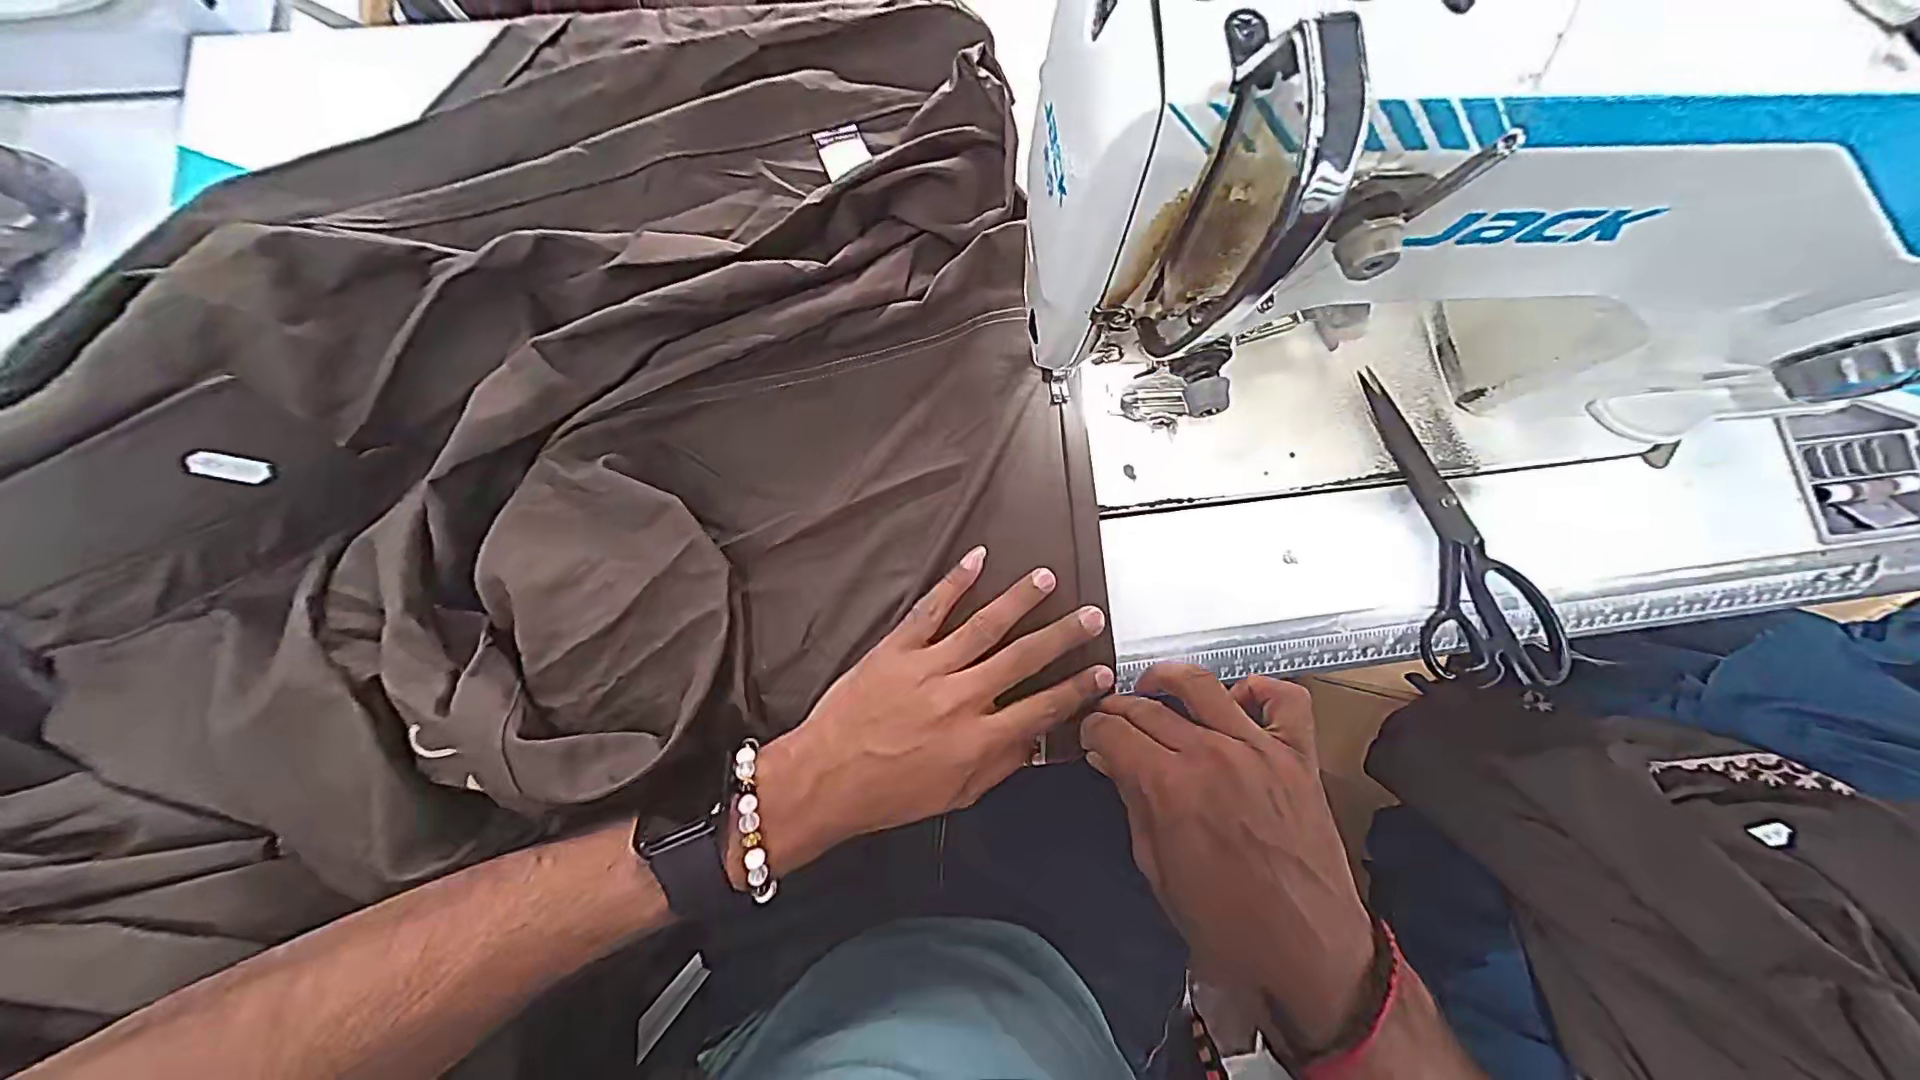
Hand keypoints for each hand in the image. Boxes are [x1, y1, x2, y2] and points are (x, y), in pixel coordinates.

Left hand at [740, 547, 1112, 882]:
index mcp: (976, 738)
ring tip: (1045, 580)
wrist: (824, 779)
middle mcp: (958, 698)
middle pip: (1023, 657)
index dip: (1077, 688)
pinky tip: (976, 562)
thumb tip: (1032, 740)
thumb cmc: (883, 791)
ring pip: (985, 625)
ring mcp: (927, 668)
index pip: (1043, 707)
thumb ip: (1000, 765)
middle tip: (1088, 616)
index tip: (1098, 673)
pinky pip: (932, 608)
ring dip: (1019, 600)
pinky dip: (955, 582)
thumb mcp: (955, 794)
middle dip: (1063, 635)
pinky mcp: (897, 649)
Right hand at [1080, 663, 1373, 1049]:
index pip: (1111, 729)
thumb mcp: (1156, 867)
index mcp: (1168, 786)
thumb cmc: (1226, 923)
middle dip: (1117, 707)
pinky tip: (1238, 701)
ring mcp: (1258, 750)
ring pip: (1202, 683)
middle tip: (1112, 720)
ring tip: (1156, 689)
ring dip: (1168, 678)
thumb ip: (1131, 801)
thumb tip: (1111, 760)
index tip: (1090, 735)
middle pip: (1146, 705)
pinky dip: (1258, 689)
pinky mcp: (1298, 757)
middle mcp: (1210, 755)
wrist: (1307, 953)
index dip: (1091, 728)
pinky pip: (1284, 698)